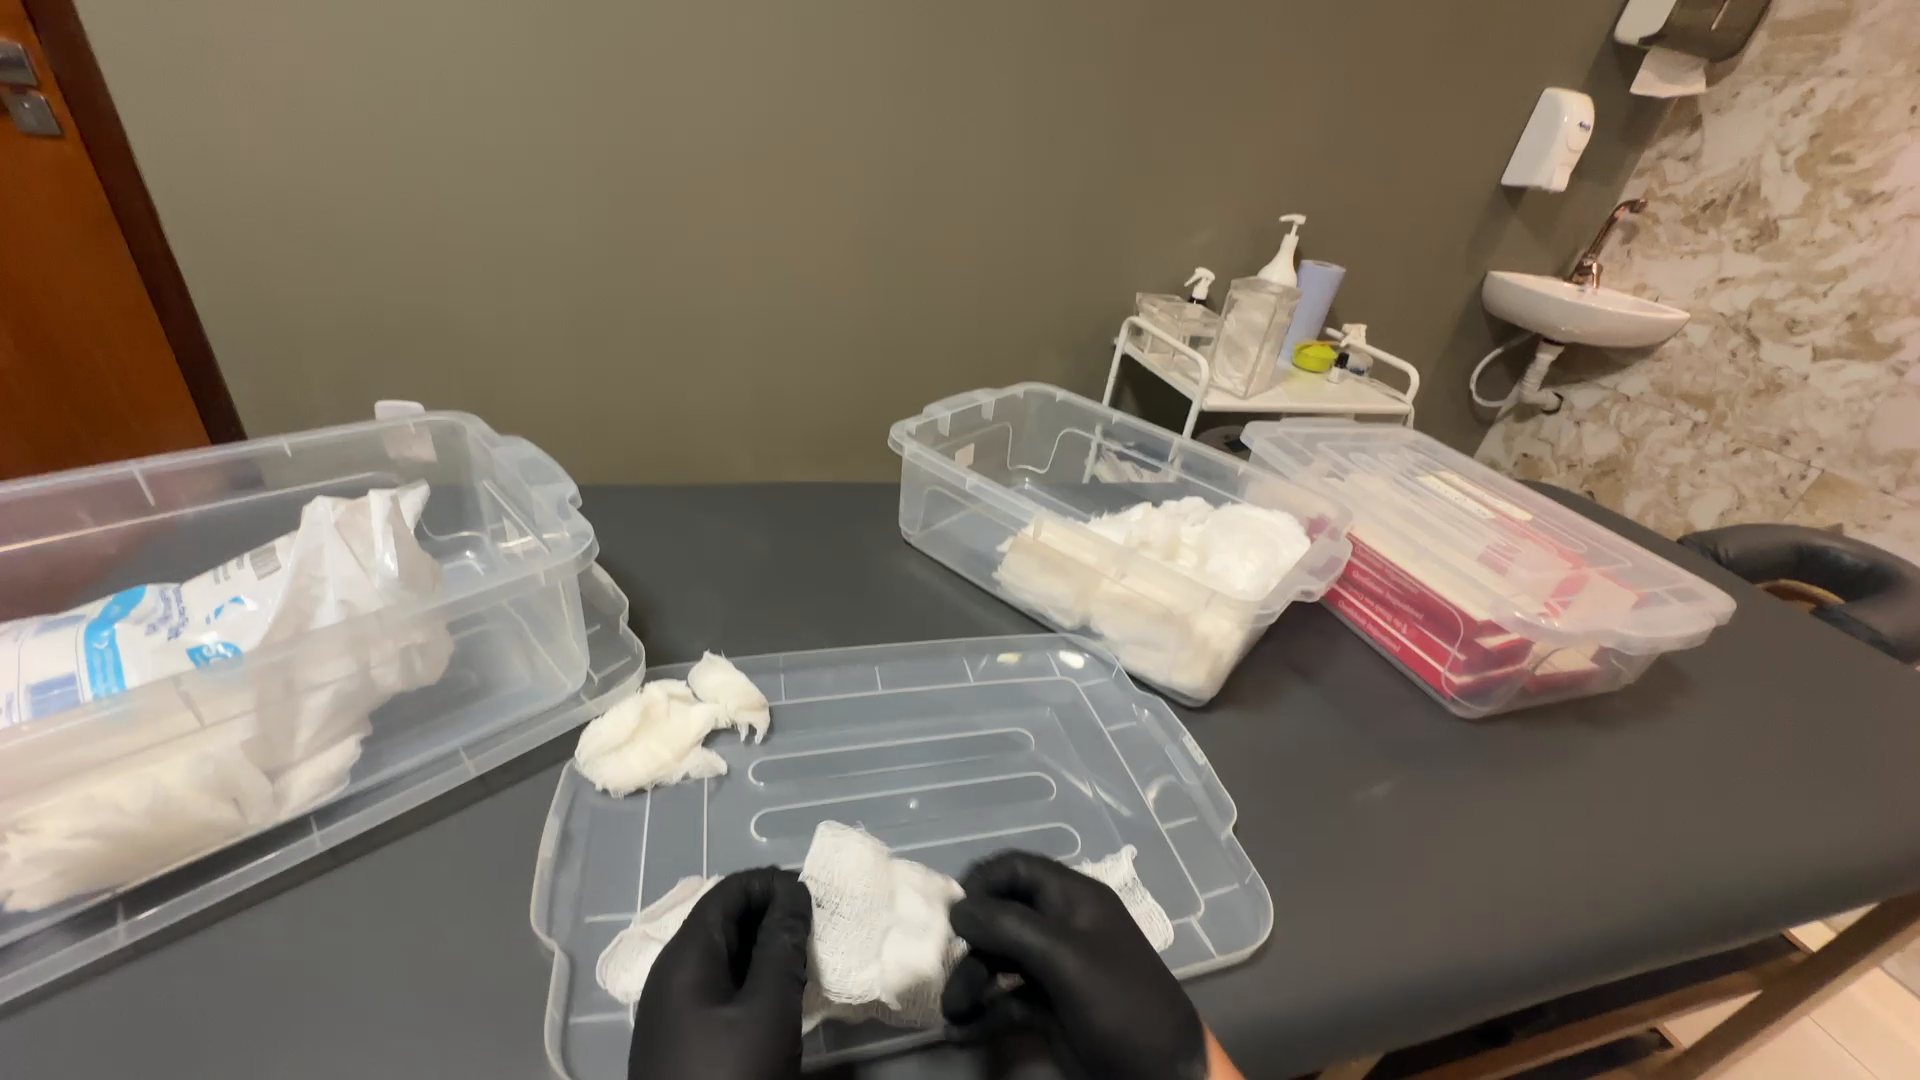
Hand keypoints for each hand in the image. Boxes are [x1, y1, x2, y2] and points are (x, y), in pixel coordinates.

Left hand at [629, 868, 812, 1079]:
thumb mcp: (767, 1008)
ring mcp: (675, 1007)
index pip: (731, 889)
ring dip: (766, 945)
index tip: (815, 899)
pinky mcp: (684, 1037)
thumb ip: (782, 944)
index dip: (774, 882)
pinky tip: (782, 993)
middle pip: (725, 917)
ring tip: (807, 956)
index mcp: (686, 955)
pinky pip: (721, 984)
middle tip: (817, 926)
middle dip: (773, 912)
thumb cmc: (730, 1078)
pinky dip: (753, 975)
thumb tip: (795, 893)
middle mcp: (674, 972)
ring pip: (725, 952)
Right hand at [942, 851, 1208, 1079]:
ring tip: (953, 1013)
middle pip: (1002, 916)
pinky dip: (984, 1013)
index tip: (954, 914)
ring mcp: (1056, 969)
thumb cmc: (1120, 1005)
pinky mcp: (1050, 1009)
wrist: (1165, 1078)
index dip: (983, 883)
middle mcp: (1061, 927)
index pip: (1018, 869)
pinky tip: (962, 1032)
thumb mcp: (1066, 959)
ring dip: (971, 982)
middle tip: (947, 971)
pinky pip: (1006, 1000)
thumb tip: (958, 908)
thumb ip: (1010, 927)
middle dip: (972, 943)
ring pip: (1000, 960)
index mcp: (1073, 899)